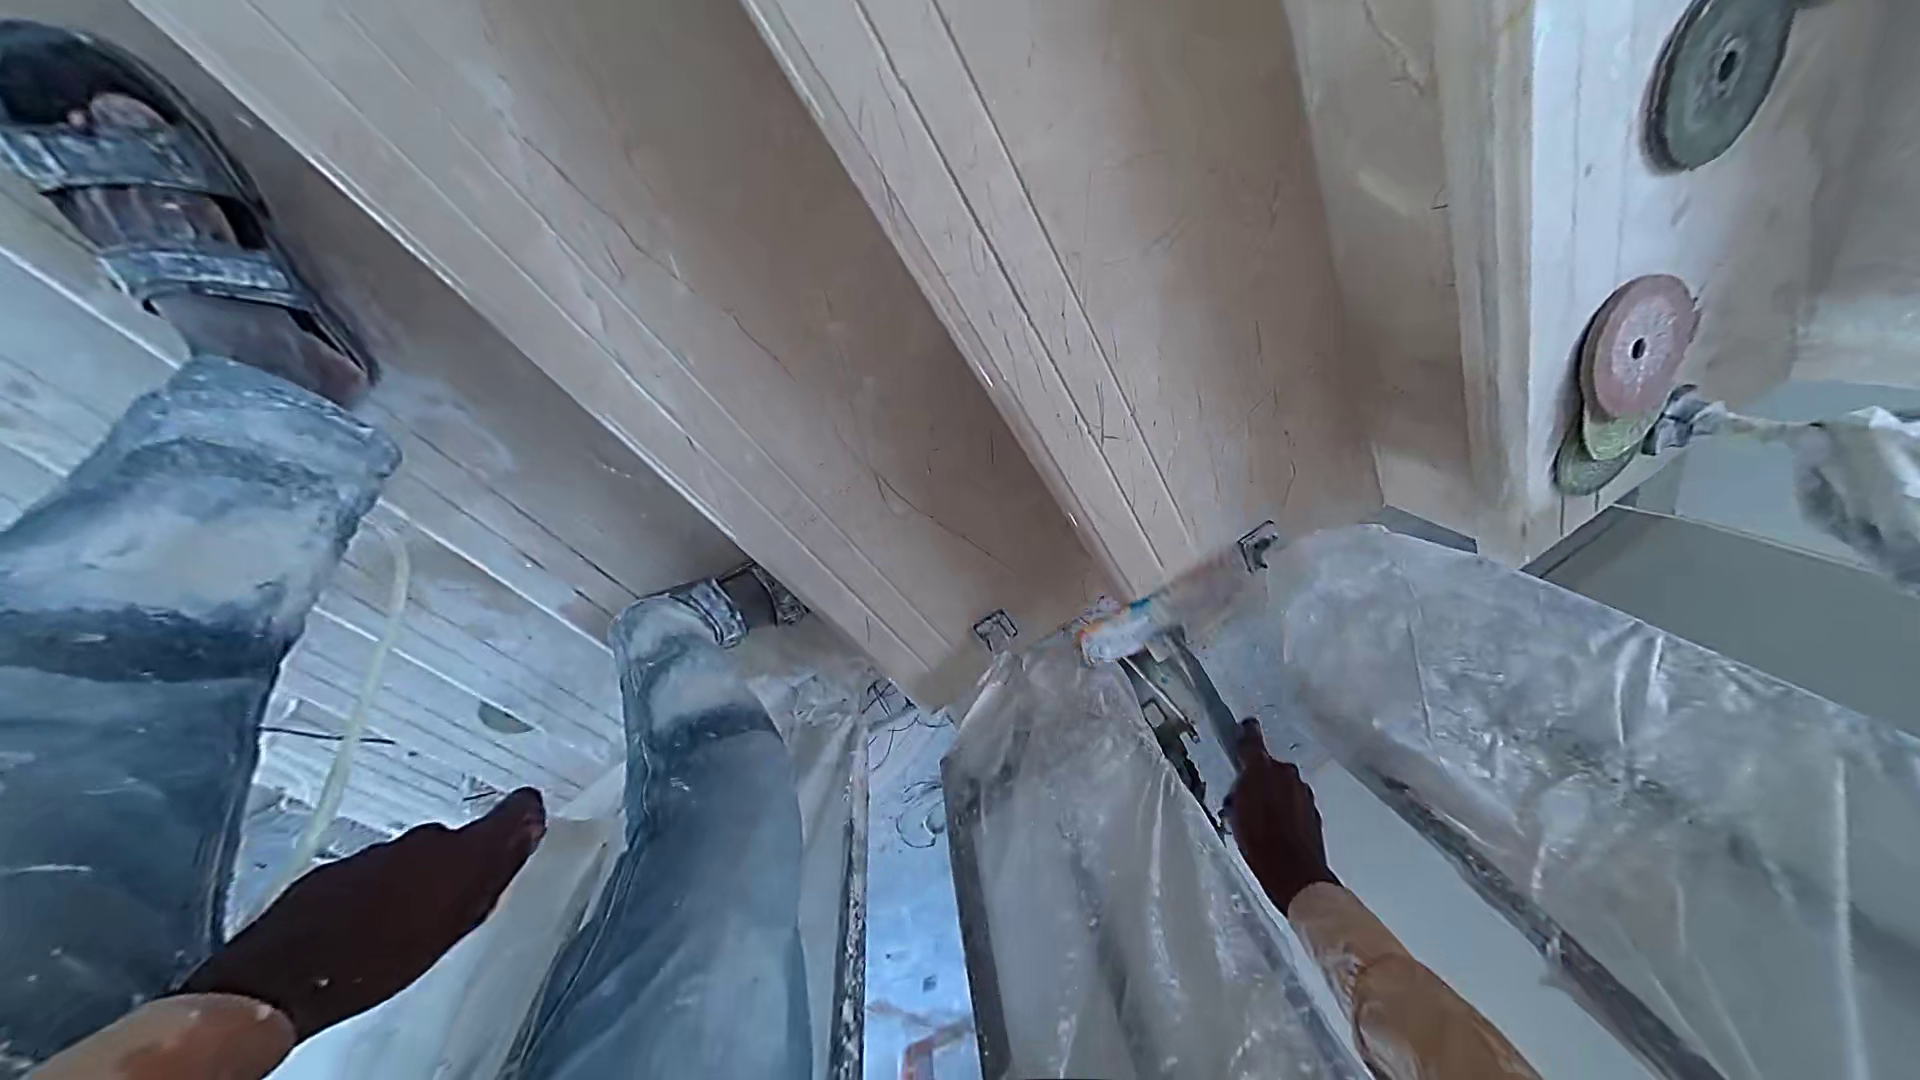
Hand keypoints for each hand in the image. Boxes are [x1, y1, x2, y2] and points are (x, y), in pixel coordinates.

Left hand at [181, 787, 546, 1038]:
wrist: (279, 982)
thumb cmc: (380, 956)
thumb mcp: (459, 921)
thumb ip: (498, 872)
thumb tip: (530, 832)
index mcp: (464, 849)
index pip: (516, 809)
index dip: (526, 813)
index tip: (530, 820)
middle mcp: (427, 837)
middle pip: (462, 836)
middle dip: (465, 858)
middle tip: (462, 893)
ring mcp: (379, 850)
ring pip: (416, 853)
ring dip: (420, 874)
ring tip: (411, 915)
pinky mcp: (339, 867)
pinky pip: (376, 868)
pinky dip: (381, 886)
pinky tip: (372, 920)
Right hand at [1225, 720, 1336, 913]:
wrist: (1293, 873)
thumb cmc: (1259, 837)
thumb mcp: (1236, 806)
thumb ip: (1240, 783)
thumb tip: (1244, 774)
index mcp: (1266, 767)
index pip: (1253, 739)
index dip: (1247, 732)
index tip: (1245, 726)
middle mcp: (1288, 774)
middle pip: (1269, 765)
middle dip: (1257, 775)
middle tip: (1242, 793)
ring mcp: (1304, 795)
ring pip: (1282, 785)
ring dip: (1271, 793)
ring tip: (1256, 816)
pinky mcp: (1313, 815)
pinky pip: (1292, 804)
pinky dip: (1283, 810)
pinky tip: (1272, 827)